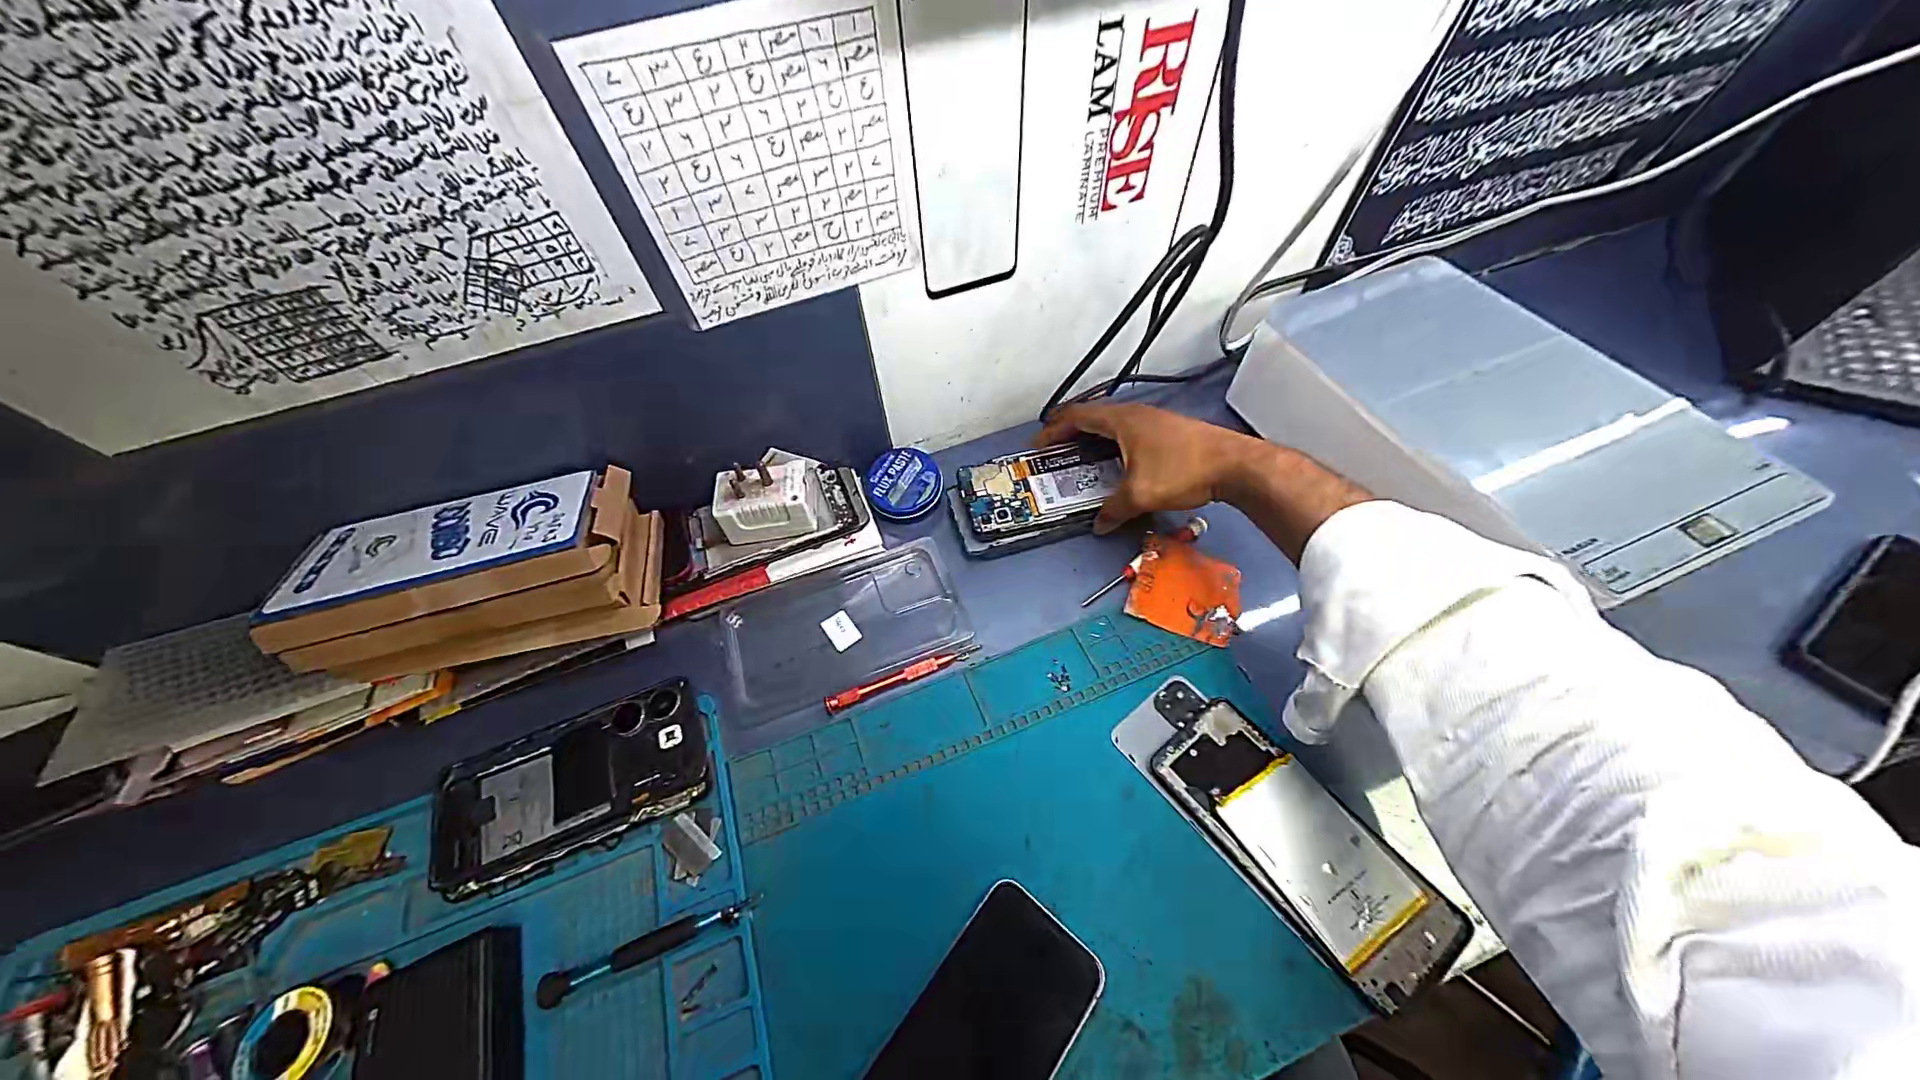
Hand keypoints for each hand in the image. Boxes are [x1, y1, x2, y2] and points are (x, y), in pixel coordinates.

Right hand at [1035, 403, 1274, 533]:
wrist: (1234, 464)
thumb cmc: (1182, 471)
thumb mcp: (1140, 495)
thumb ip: (1114, 509)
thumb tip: (1099, 525)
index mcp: (1122, 420)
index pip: (1077, 417)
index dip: (1053, 430)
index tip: (1039, 445)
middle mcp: (1136, 413)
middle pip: (1093, 416)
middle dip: (1070, 432)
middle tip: (1055, 449)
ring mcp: (1154, 419)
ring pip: (1113, 423)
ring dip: (1093, 437)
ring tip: (1082, 456)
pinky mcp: (1169, 430)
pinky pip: (1130, 431)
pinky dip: (1113, 442)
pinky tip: (1118, 461)